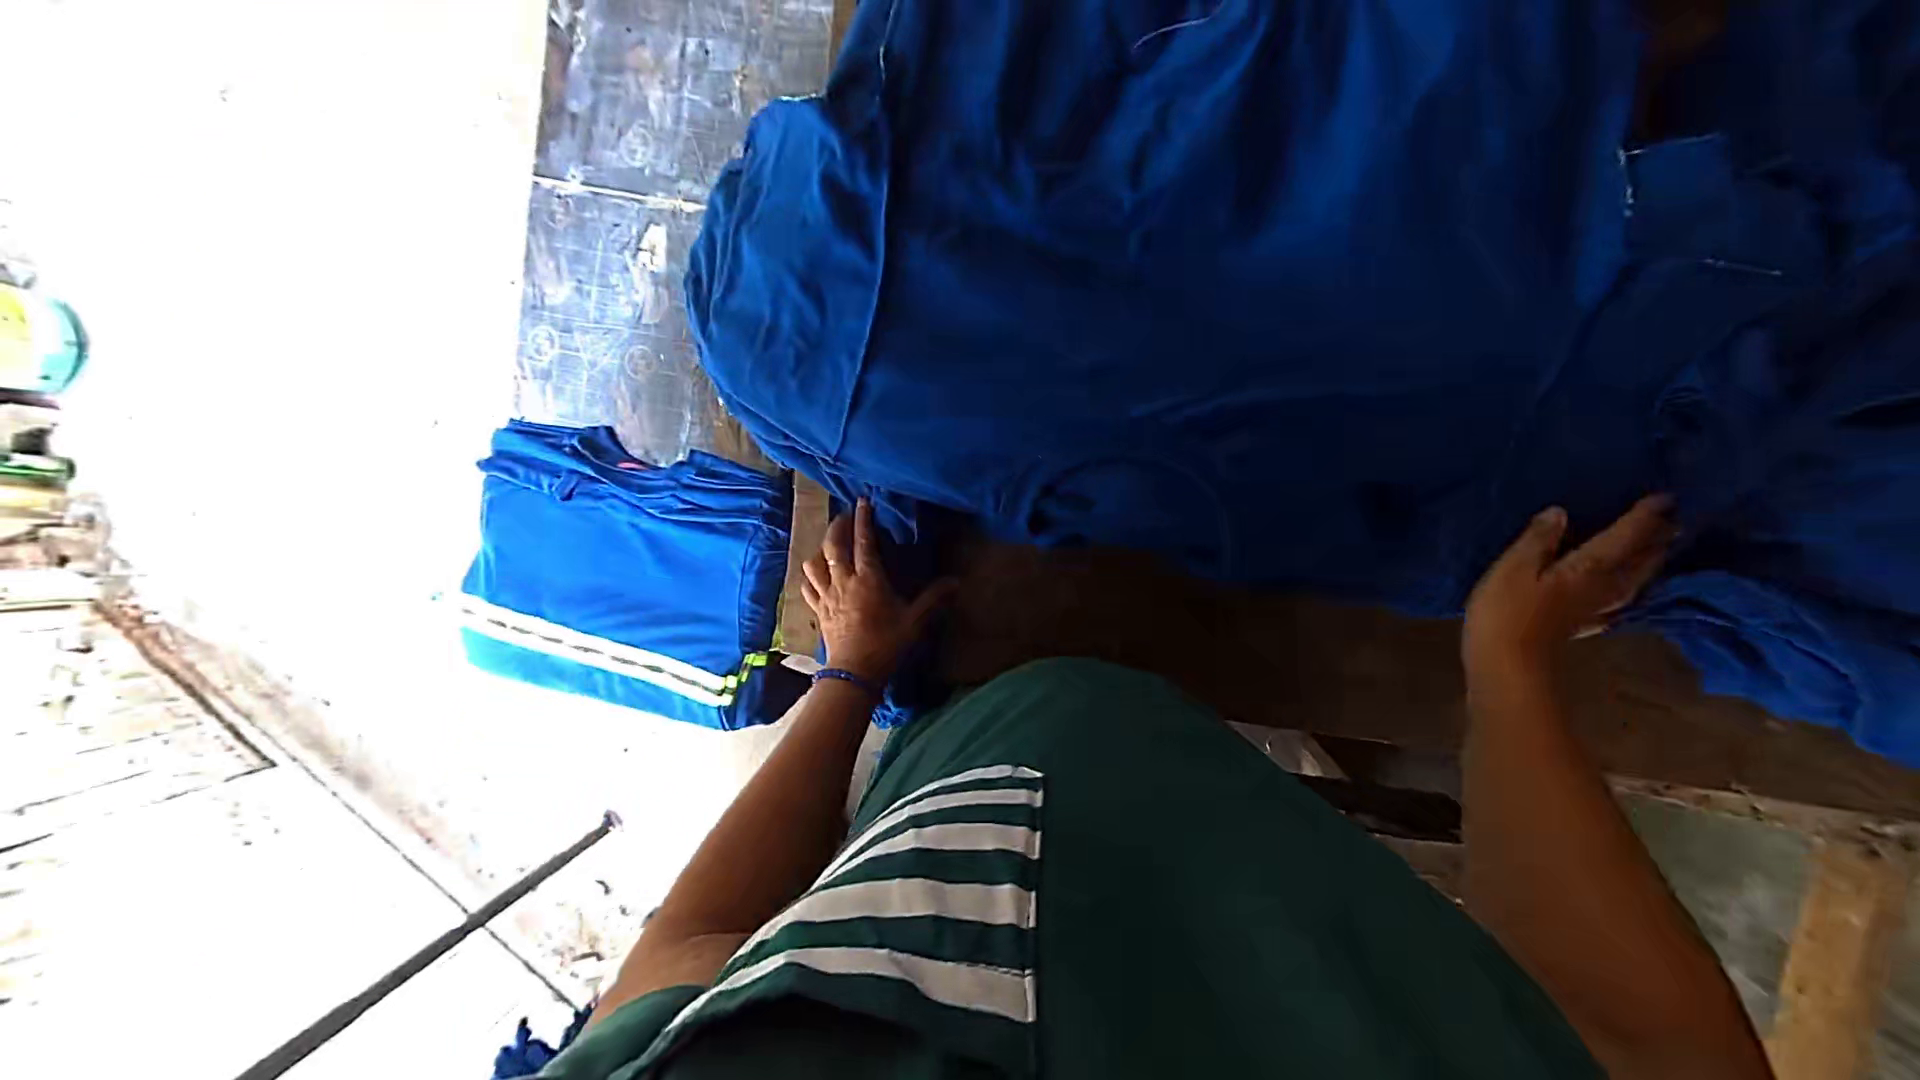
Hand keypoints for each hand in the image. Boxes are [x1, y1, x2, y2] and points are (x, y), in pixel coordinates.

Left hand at [801, 498, 956, 684]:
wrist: (854, 673)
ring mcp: (826, 595)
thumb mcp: (914, 621)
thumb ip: (934, 599)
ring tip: (829, 545)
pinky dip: (810, 575)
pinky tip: (814, 574)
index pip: (863, 541)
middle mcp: (843, 581)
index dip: (863, 519)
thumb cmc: (886, 644)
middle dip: (838, 526)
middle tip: (845, 516)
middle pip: (833, 544)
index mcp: (868, 579)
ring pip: (815, 562)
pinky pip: (808, 586)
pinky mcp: (817, 610)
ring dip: (821, 549)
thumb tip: (957, 582)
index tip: (863, 502)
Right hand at [1463, 495, 1677, 680]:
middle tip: (1672, 518)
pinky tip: (1627, 583)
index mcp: (1590, 567)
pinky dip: (1632, 581)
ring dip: (1651, 558)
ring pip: (1638, 577)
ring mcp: (1601, 606)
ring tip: (1658, 544)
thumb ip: (1537, 540)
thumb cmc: (1506, 610)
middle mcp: (1607, 585)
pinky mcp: (1588, 621)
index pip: (1626, 535)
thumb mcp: (1512, 568)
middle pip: (1643, 557)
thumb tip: (1559, 512)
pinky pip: (1623, 594)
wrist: (1507, 660)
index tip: (1664, 497)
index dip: (1645, 515)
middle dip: (1658, 536)